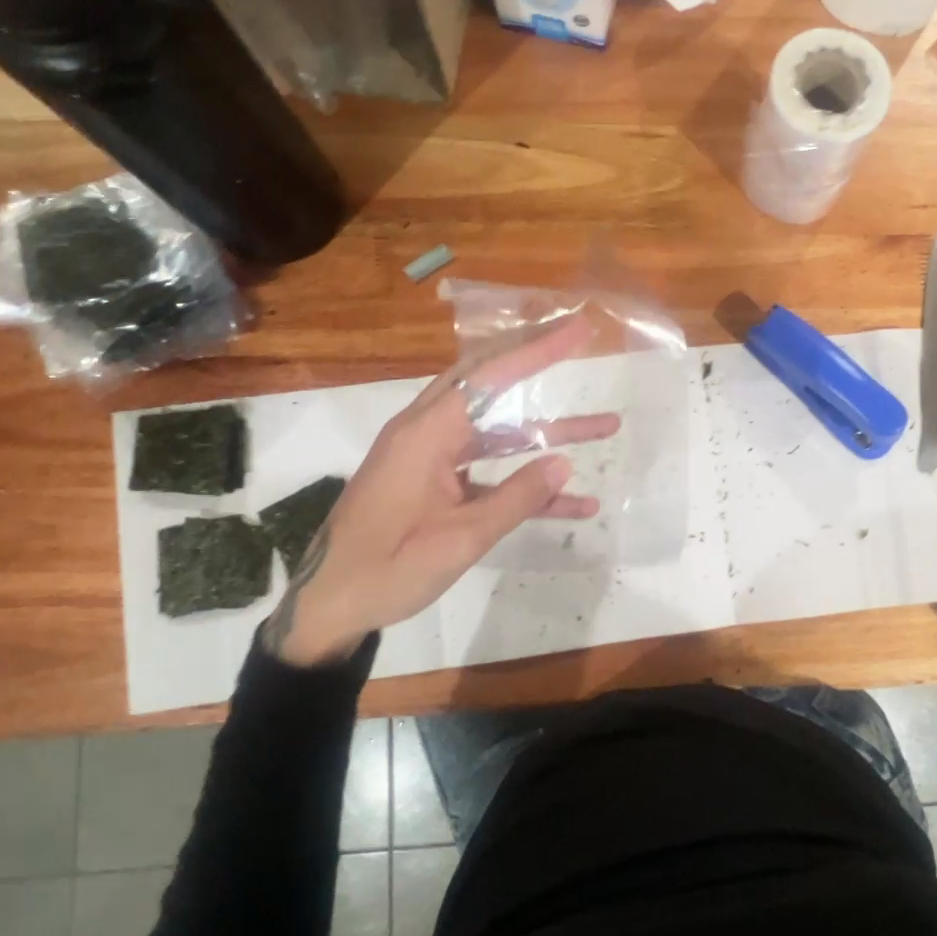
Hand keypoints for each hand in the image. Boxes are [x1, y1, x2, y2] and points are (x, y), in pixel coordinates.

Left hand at [263, 316, 619, 665]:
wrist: (330, 605)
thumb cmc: (388, 570)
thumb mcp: (459, 540)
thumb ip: (515, 500)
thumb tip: (564, 464)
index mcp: (424, 436)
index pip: (489, 378)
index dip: (538, 351)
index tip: (578, 330)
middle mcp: (426, 434)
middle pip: (490, 387)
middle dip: (538, 365)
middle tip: (581, 344)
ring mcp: (429, 460)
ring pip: (497, 432)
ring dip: (547, 434)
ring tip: (606, 428)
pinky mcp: (433, 486)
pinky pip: (487, 472)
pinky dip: (525, 483)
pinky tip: (572, 502)